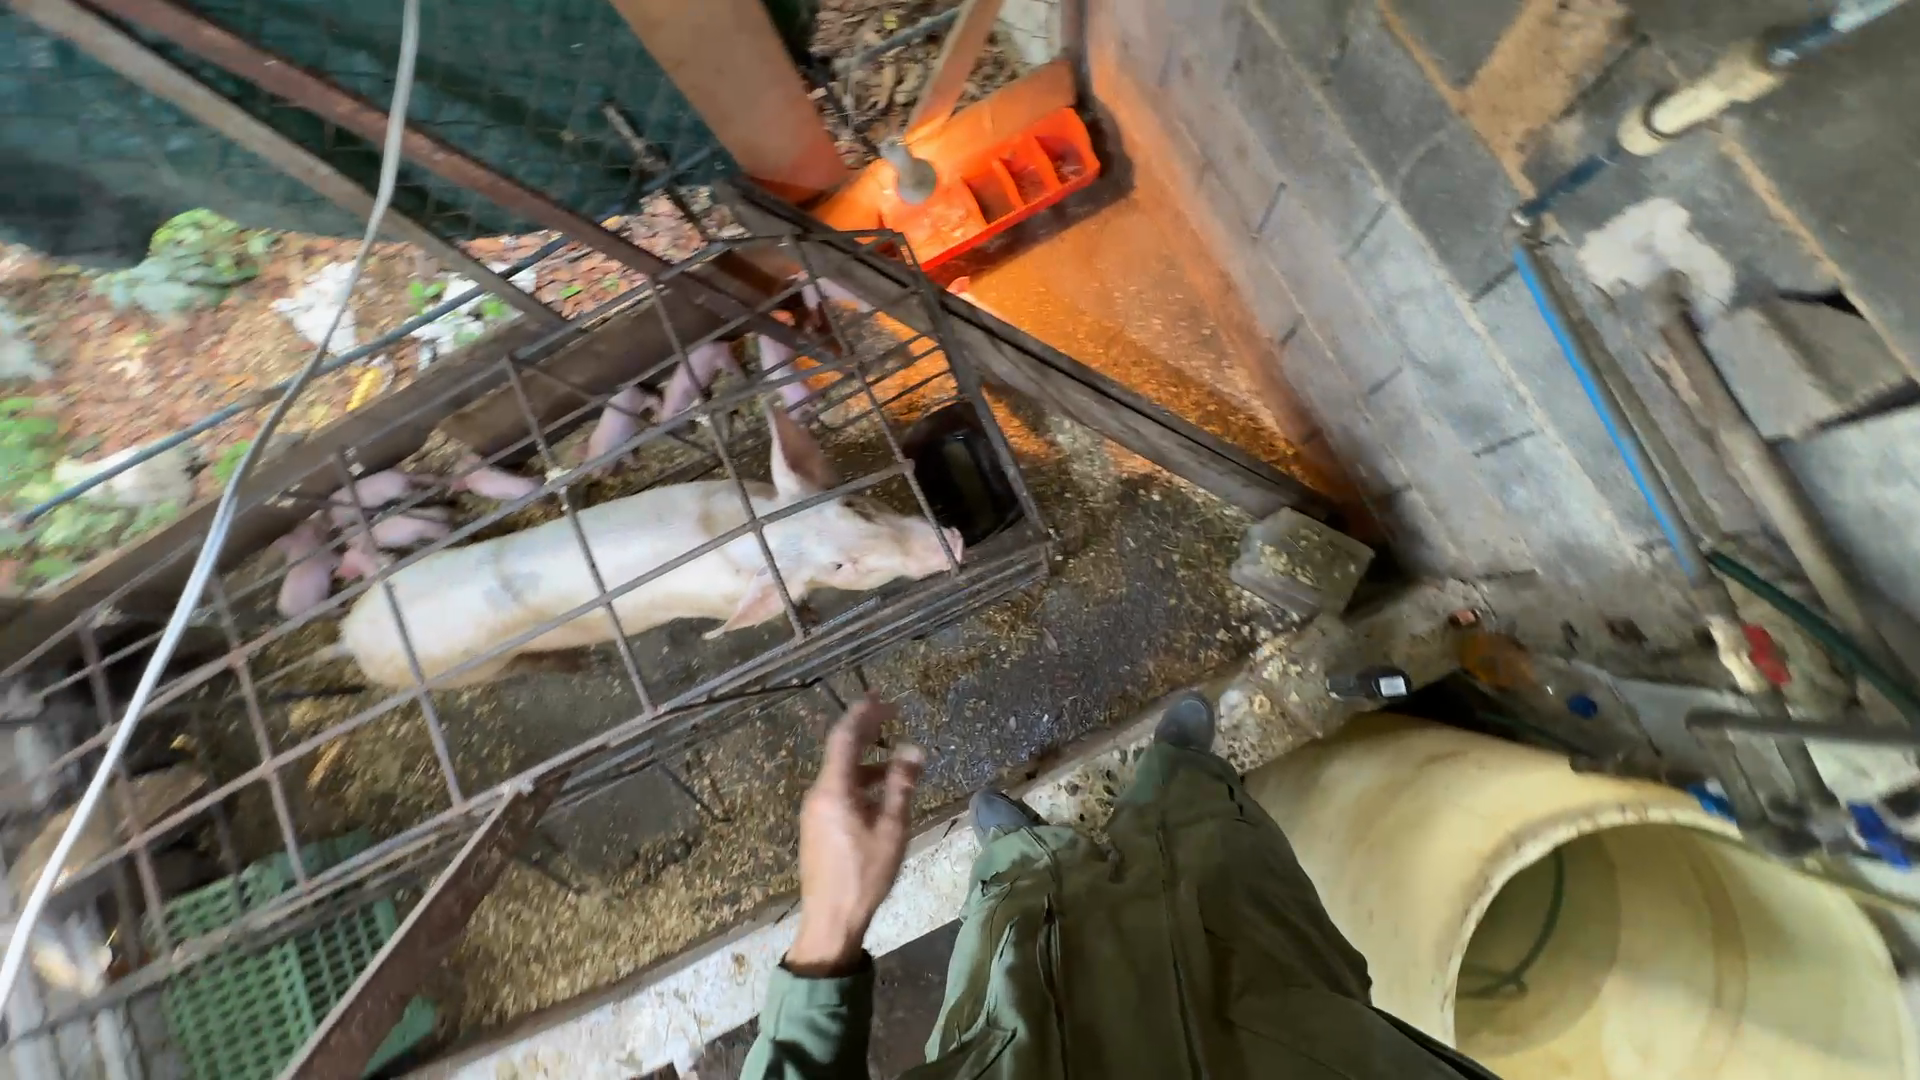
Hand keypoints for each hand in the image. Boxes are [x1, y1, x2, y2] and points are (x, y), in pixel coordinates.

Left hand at [786, 697, 924, 975]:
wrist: (829, 921)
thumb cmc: (864, 874)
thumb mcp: (891, 829)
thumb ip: (901, 785)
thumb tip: (914, 749)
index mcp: (834, 790)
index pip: (845, 738)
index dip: (863, 714)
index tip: (880, 697)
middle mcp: (819, 793)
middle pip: (841, 751)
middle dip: (866, 729)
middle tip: (890, 712)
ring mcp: (816, 810)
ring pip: (842, 772)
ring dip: (867, 758)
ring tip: (896, 756)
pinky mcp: (818, 825)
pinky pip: (840, 789)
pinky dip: (861, 779)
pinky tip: (882, 791)